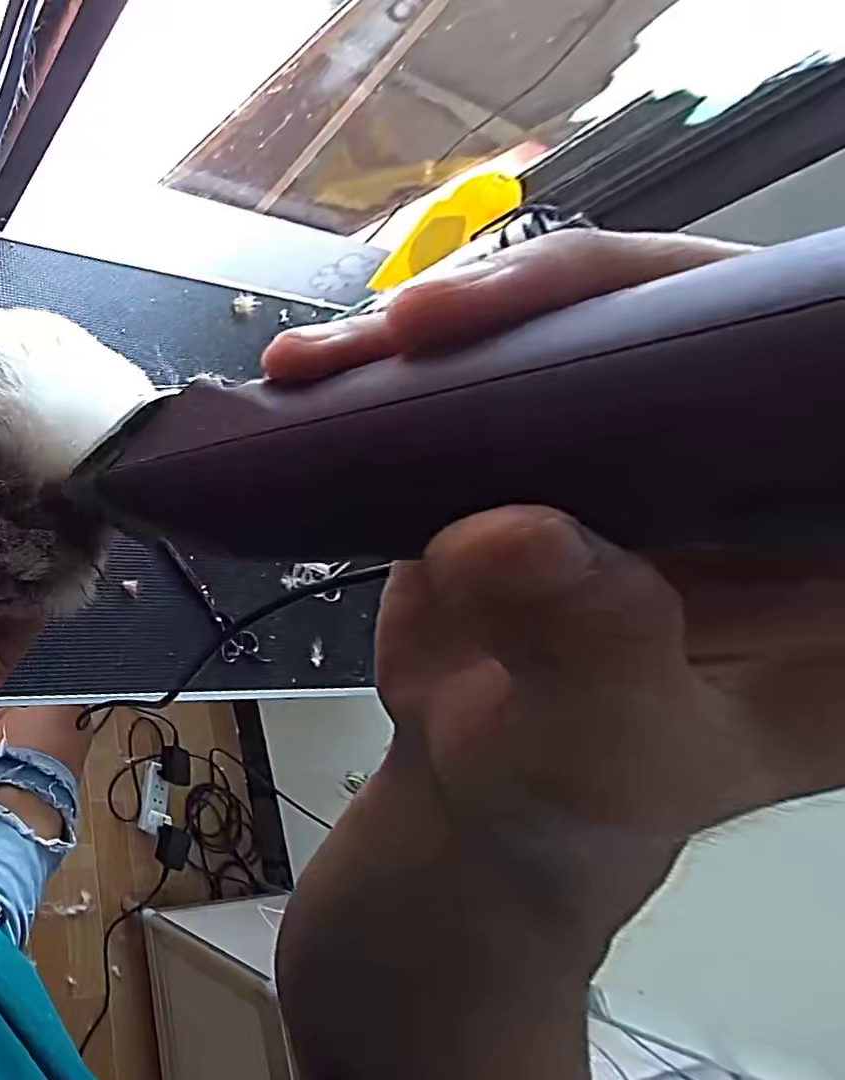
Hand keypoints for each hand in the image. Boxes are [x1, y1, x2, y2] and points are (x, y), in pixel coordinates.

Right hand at [272, 231, 844, 1077]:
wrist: (475, 779)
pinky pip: (444, 391)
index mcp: (840, 524)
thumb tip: (503, 532)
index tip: (588, 324)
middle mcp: (736, 465)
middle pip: (665, 320)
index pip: (828, 364)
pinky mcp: (499, 461)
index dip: (733, 312)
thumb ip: (587, 652)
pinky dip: (368, 378)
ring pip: (533, 340)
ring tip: (314, 360)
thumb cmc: (574, 787)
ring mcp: (605, 456)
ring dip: (419, 333)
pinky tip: (306, 379)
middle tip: (414, 323)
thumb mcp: (602, 749)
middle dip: (537, 300)